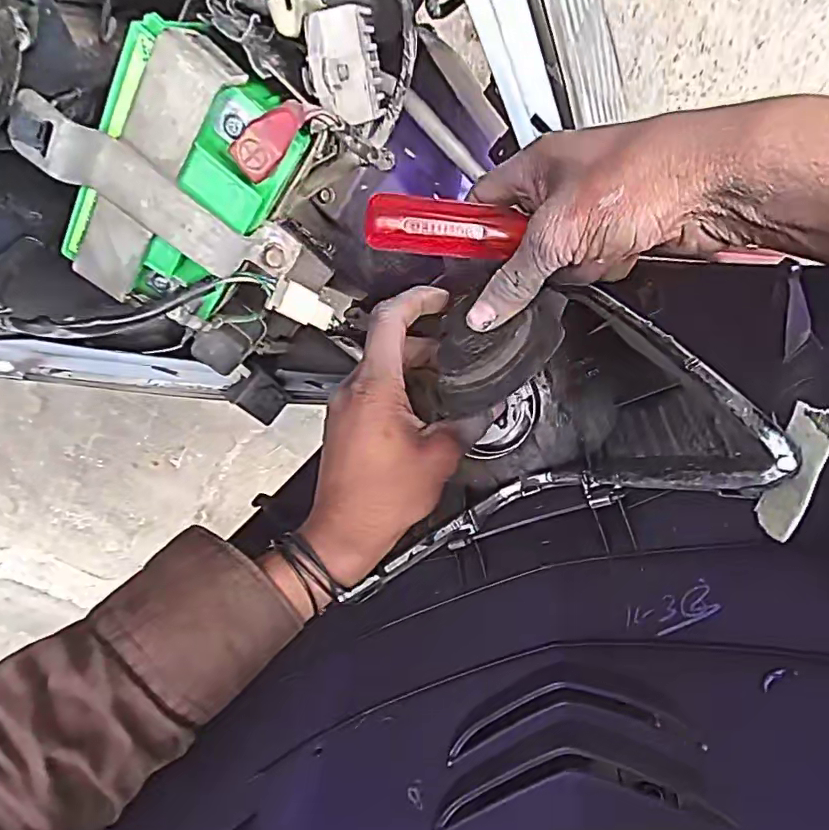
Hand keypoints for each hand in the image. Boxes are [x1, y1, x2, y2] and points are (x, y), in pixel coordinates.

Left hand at [274, 286, 471, 606]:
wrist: (343, 532)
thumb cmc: (378, 502)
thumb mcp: (438, 457)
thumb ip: (467, 422)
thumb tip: (485, 407)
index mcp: (374, 388)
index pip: (390, 319)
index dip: (420, 299)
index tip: (441, 297)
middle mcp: (352, 390)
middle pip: (387, 341)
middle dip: (426, 339)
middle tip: (456, 346)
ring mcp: (344, 405)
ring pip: (380, 365)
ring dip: (414, 364)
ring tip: (447, 379)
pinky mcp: (344, 421)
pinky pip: (372, 388)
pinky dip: (400, 385)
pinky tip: (425, 405)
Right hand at [464, 114, 742, 330]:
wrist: (717, 185)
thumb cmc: (647, 171)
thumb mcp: (558, 232)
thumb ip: (515, 276)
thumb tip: (485, 309)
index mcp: (535, 166)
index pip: (481, 204)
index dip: (471, 235)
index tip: (463, 266)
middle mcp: (561, 186)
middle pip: (520, 242)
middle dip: (535, 261)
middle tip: (548, 260)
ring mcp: (592, 212)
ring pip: (558, 261)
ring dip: (575, 266)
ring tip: (598, 250)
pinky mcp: (620, 235)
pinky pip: (592, 267)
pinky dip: (603, 268)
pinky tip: (621, 254)